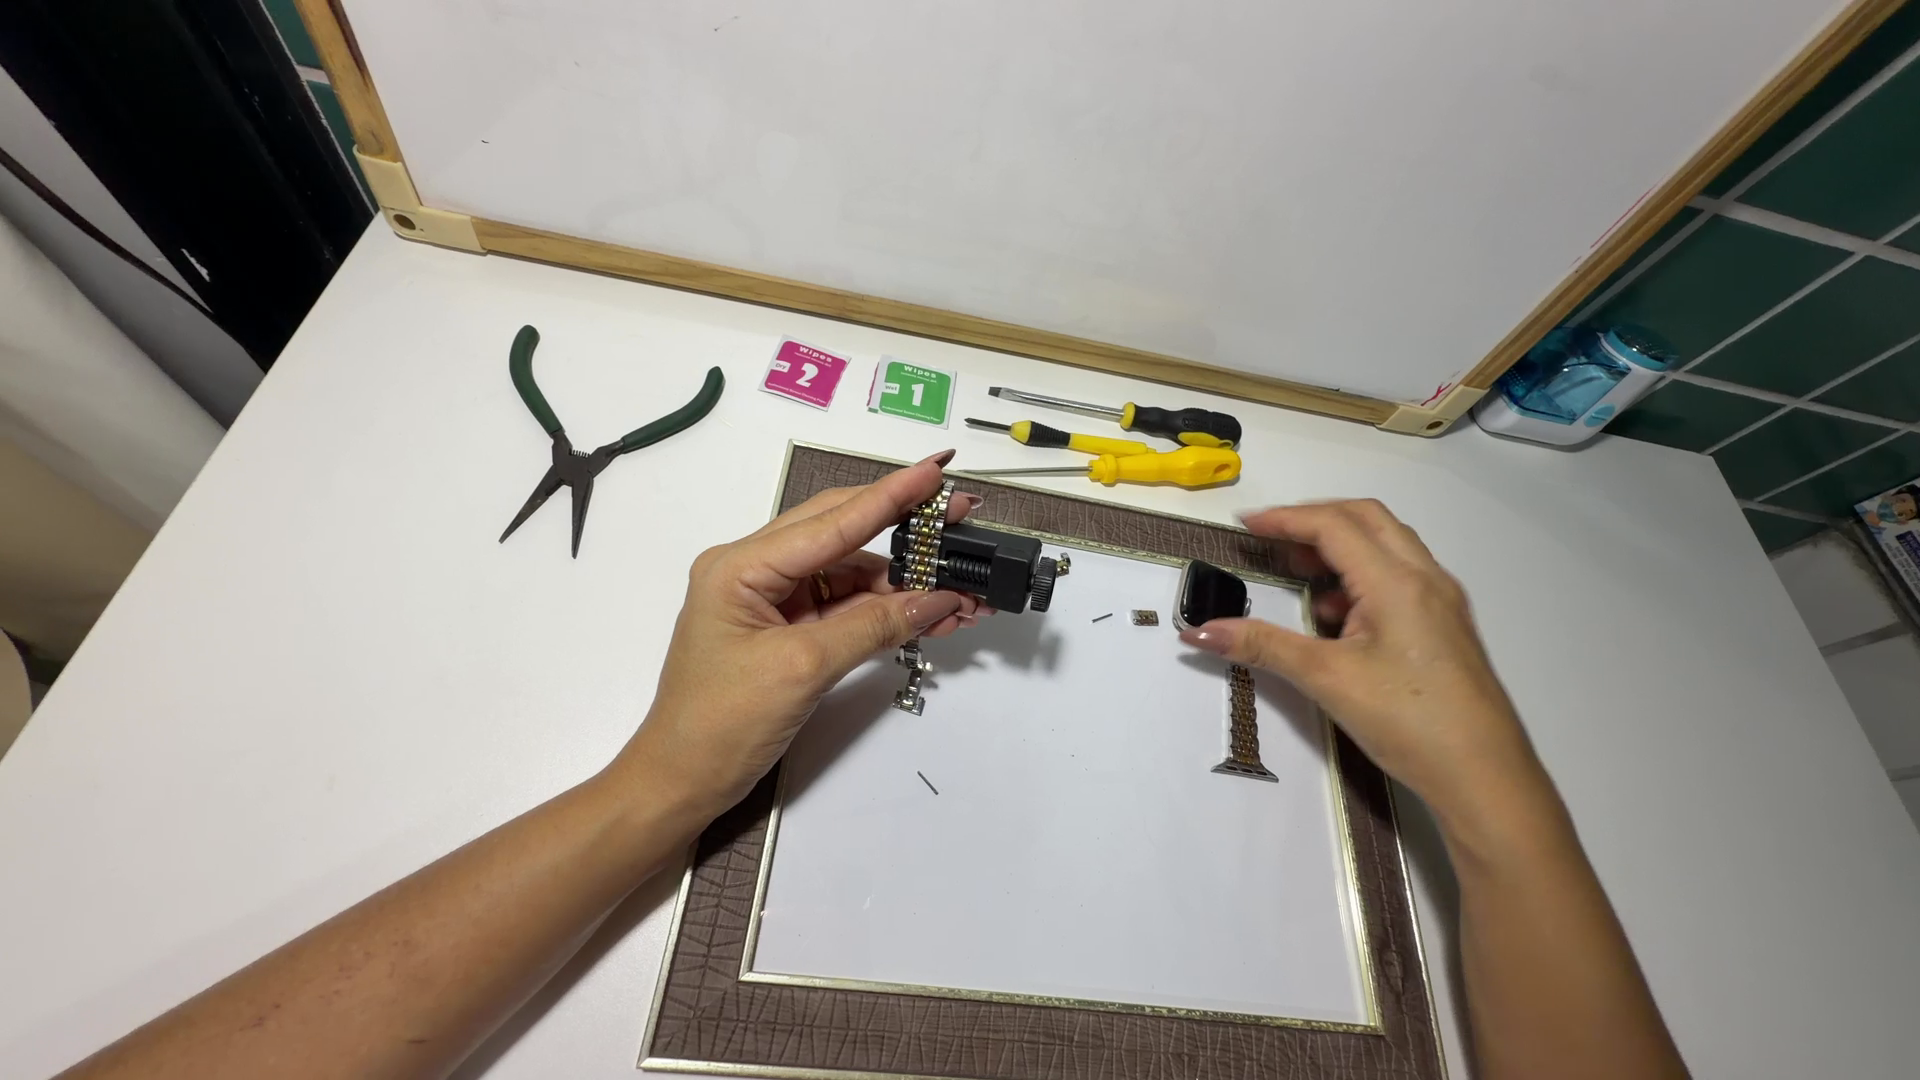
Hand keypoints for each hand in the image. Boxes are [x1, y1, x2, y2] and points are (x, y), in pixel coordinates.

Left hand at [618, 453, 988, 817]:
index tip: (936, 470)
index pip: (832, 520)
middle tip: (962, 520)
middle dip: (906, 532)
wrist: (683, 781)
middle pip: (844, 535)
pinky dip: (887, 612)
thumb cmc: (720, 724)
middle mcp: (757, 570)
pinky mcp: (789, 627)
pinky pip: (847, 606)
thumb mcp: (804, 667)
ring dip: (904, 585)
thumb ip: (875, 625)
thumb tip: (939, 598)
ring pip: (852, 573)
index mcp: (742, 565)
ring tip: (959, 595)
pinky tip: (928, 616)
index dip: (891, 495)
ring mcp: (774, 599)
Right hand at [1178, 500, 1538, 820]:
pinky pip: (1399, 574)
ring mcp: (1441, 601)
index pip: (1334, 526)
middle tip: (1270, 539)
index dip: (1284, 519)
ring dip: (1339, 544)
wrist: (1486, 779)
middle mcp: (1425, 578)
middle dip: (1313, 519)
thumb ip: (1261, 646)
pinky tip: (1336, 614)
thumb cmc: (1408, 721)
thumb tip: (1197, 632)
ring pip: (1387, 544)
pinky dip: (1359, 573)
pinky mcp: (1445, 625)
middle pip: (1366, 518)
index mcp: (1397, 582)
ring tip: (1298, 571)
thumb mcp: (1326, 679)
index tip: (1244, 525)